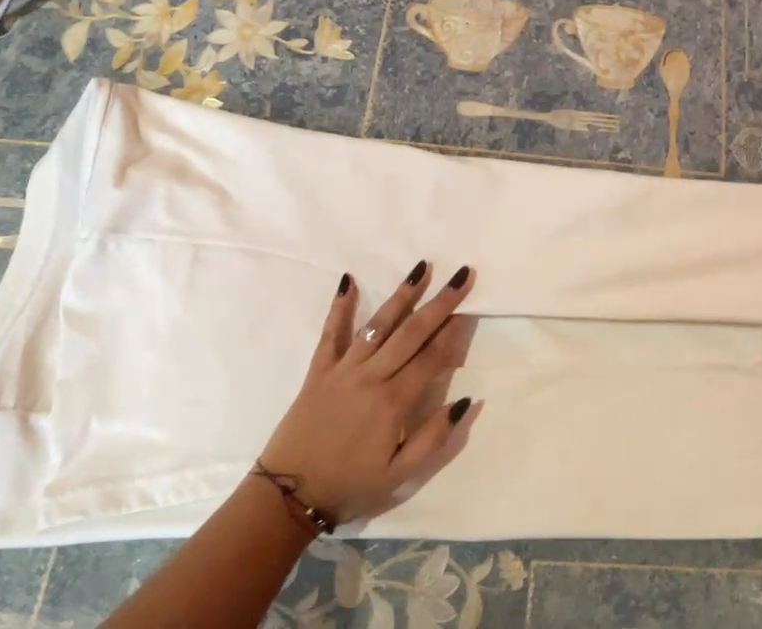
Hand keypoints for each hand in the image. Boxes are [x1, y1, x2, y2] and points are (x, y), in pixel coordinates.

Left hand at [256, 262, 481, 525]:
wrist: (288, 495)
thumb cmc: (350, 485)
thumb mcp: (400, 475)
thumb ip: (434, 437)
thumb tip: (467, 400)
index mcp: (393, 401)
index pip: (432, 358)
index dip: (455, 334)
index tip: (473, 309)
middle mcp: (371, 376)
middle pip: (412, 332)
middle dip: (441, 302)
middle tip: (462, 275)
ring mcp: (343, 370)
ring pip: (379, 324)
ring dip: (402, 294)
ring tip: (421, 268)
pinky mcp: (318, 371)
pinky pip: (331, 333)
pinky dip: (340, 307)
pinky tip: (348, 281)